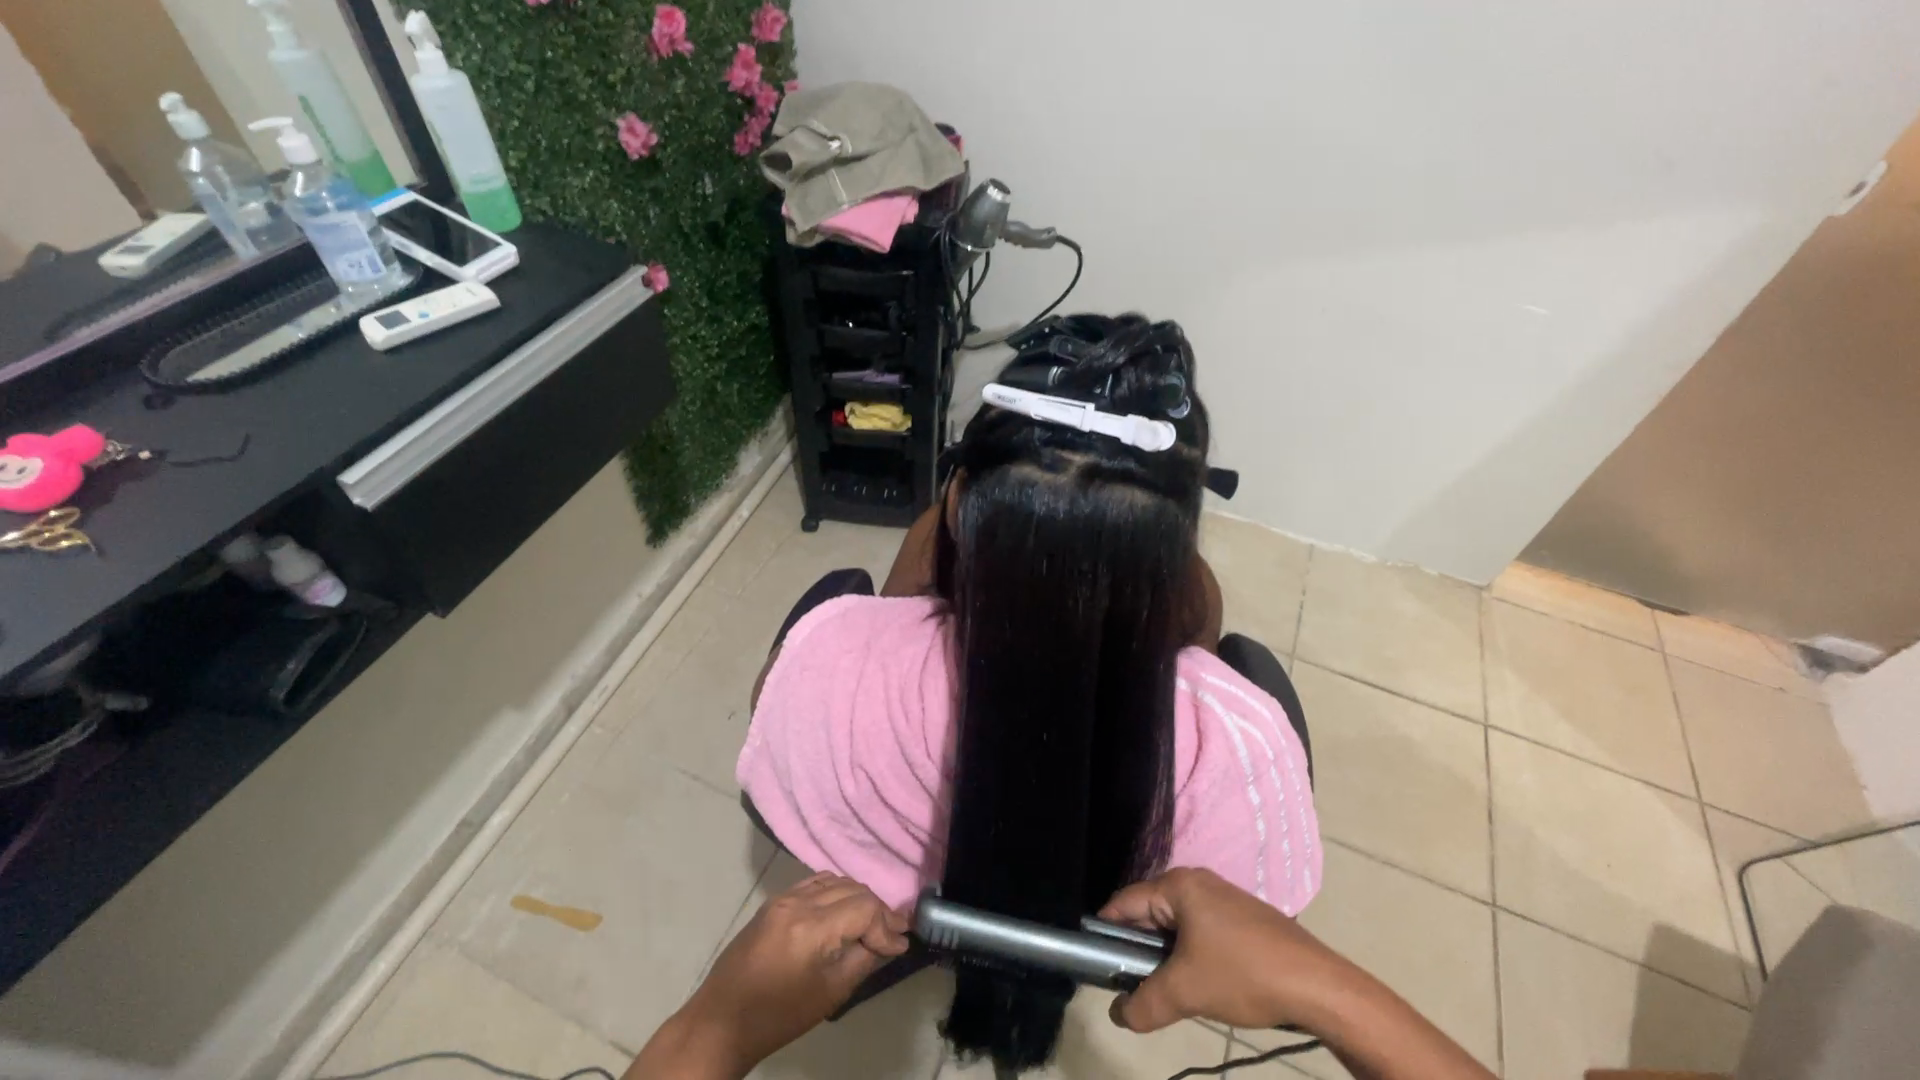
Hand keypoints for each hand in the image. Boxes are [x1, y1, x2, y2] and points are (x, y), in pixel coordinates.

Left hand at [631, 873, 910, 1078]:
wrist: (722, 1021)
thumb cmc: (778, 1015)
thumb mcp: (829, 993)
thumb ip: (863, 959)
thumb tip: (889, 942)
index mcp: (811, 927)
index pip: (864, 908)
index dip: (887, 925)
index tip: (901, 944)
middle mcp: (797, 902)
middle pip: (852, 889)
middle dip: (878, 909)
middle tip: (896, 931)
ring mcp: (782, 898)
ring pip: (834, 881)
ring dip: (858, 898)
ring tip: (874, 921)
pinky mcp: (773, 903)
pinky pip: (814, 884)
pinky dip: (836, 891)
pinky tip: (845, 909)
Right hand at [1099, 867, 1350, 1033]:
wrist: (1318, 987)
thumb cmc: (1244, 975)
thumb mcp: (1185, 992)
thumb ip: (1143, 1004)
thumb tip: (1118, 1014)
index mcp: (1179, 885)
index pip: (1123, 902)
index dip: (1104, 934)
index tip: (1097, 966)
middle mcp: (1198, 882)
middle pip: (1148, 913)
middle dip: (1137, 950)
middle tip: (1132, 985)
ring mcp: (1223, 898)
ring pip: (1175, 926)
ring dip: (1165, 957)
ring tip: (1166, 990)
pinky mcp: (1242, 919)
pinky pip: (1199, 931)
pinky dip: (1189, 955)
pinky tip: (1199, 984)